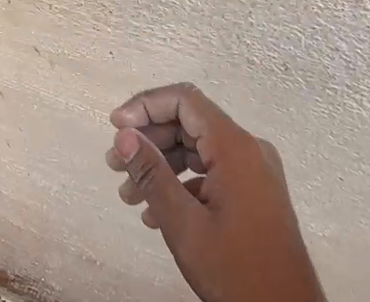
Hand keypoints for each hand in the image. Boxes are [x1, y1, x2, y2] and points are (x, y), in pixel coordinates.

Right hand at [106, 83, 325, 301]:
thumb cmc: (236, 269)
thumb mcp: (184, 223)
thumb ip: (152, 173)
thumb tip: (123, 135)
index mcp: (235, 146)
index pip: (184, 100)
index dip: (145, 106)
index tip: (115, 128)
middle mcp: (248, 149)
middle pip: (188, 123)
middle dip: (148, 140)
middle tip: (114, 164)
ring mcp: (254, 171)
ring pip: (197, 149)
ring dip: (160, 165)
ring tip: (128, 194)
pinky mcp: (254, 193)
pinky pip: (211, 172)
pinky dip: (181, 183)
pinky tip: (155, 213)